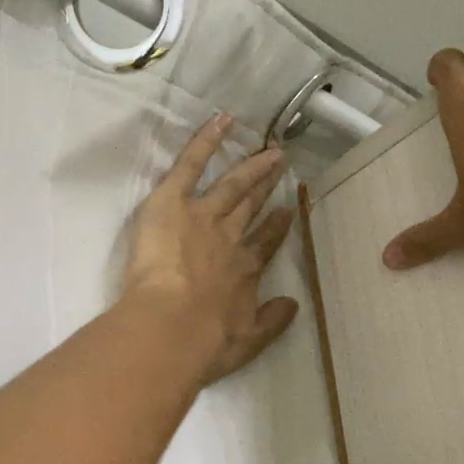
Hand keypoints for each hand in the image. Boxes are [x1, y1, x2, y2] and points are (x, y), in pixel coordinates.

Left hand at [123, 113, 299, 382]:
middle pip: (250, 207)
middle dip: (266, 187)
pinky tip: (221, 120)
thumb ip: (272, 322)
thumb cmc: (205, 342)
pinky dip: (206, 140)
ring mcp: (203, 215)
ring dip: (250, 166)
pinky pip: (191, 164)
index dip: (276, 228)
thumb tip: (292, 304)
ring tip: (267, 151)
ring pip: (231, 184)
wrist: (171, 327)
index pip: (264, 244)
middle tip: (280, 166)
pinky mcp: (173, 201)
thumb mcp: (248, 341)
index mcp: (245, 271)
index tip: (286, 213)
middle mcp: (229, 238)